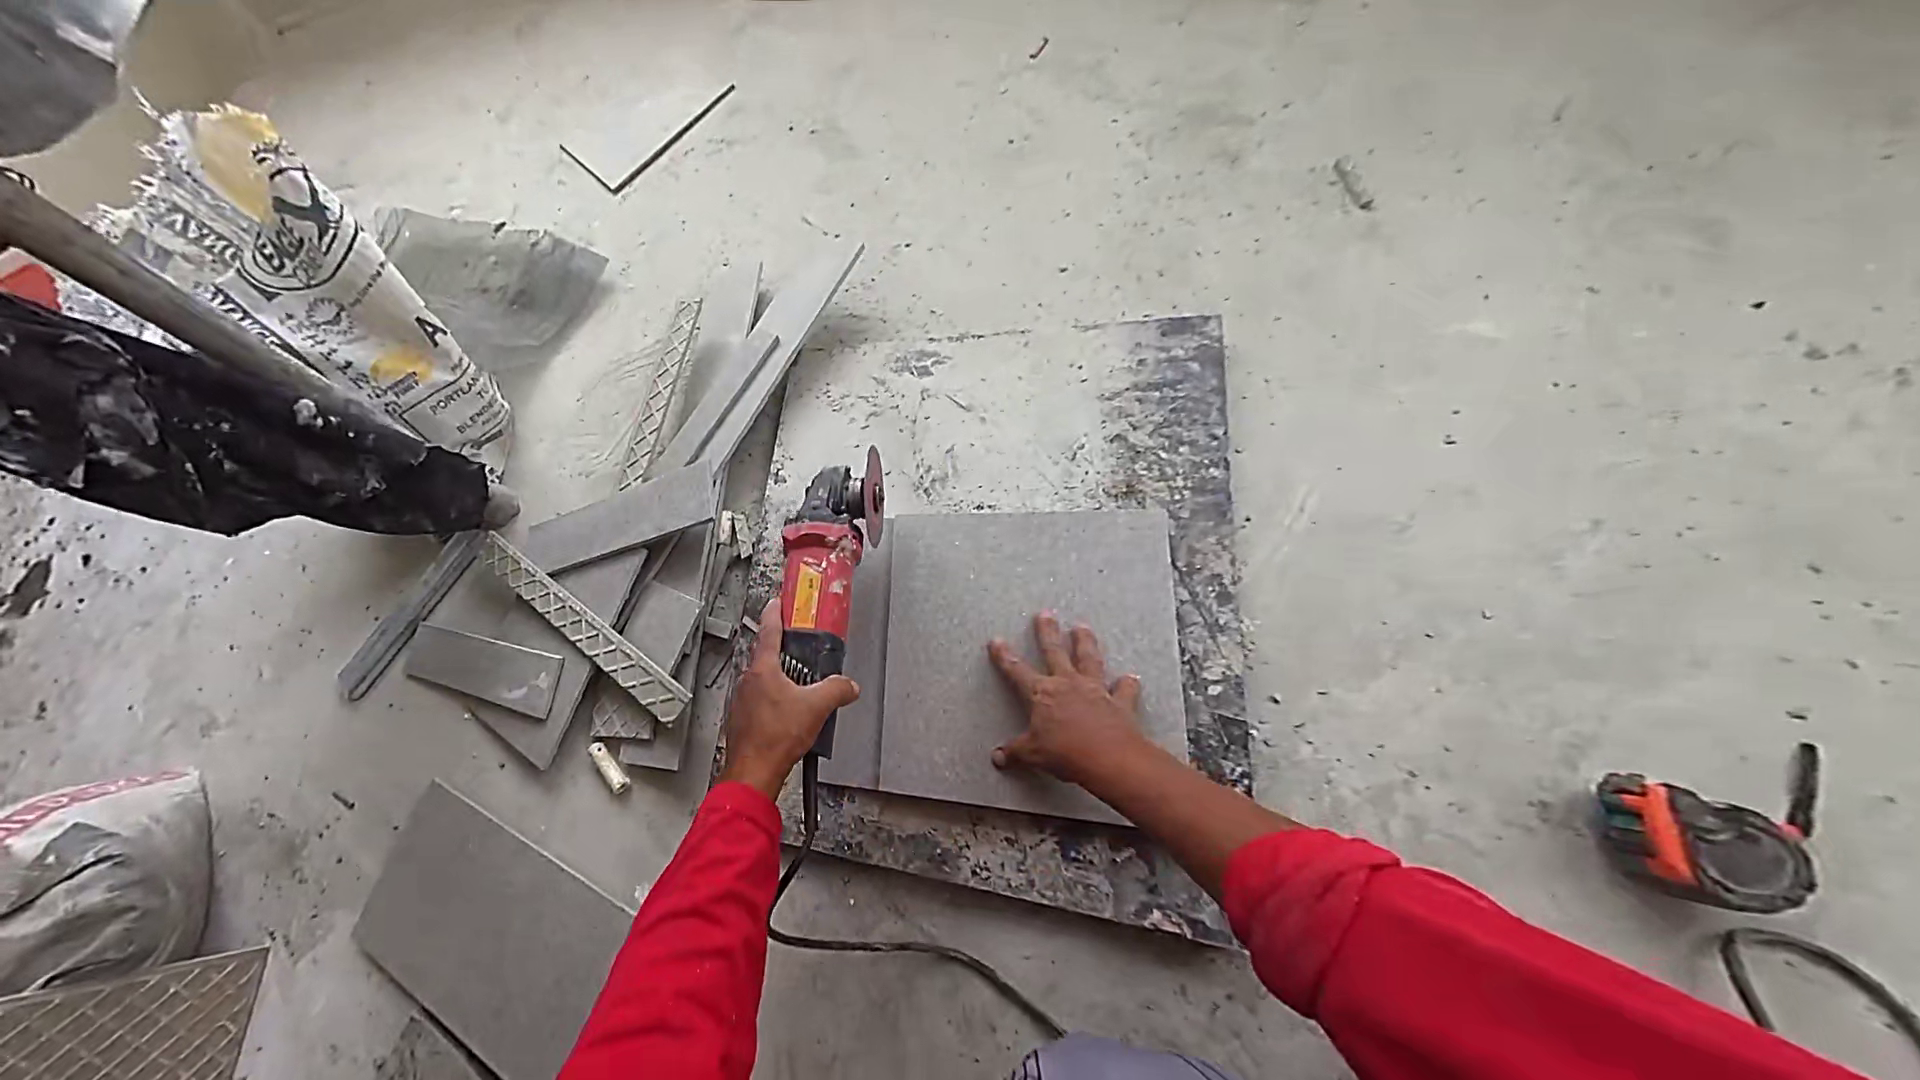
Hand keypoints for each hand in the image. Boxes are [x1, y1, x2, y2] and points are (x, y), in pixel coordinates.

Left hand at [718, 599, 859, 798]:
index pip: (769, 631)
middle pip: (766, 654)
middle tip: (798, 646)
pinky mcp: (743, 719)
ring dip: (779, 677)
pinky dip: (774, 699)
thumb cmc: (774, 738)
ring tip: (800, 686)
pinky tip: (789, 713)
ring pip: (763, 679)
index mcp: (763, 670)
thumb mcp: (817, 707)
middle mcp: (748, 681)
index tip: (777, 602)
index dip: (775, 613)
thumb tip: (849, 686)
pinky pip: (760, 699)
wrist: (753, 772)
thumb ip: (838, 690)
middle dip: (782, 649)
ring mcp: (742, 701)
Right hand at [986, 612, 1155, 787]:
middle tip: (1045, 614)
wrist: (1108, 758)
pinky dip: (1127, 684)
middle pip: (1054, 652)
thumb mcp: (1033, 754)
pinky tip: (1131, 678)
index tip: (997, 641)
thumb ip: (1015, 752)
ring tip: (1082, 627)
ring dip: (1085, 642)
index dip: (1004, 656)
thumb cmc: (1066, 754)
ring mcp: (1095, 689)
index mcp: (1042, 694)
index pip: (1017, 671)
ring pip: (1088, 659)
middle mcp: (1068, 684)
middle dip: (1047, 632)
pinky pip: (1124, 689)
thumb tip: (998, 757)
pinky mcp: (1118, 702)